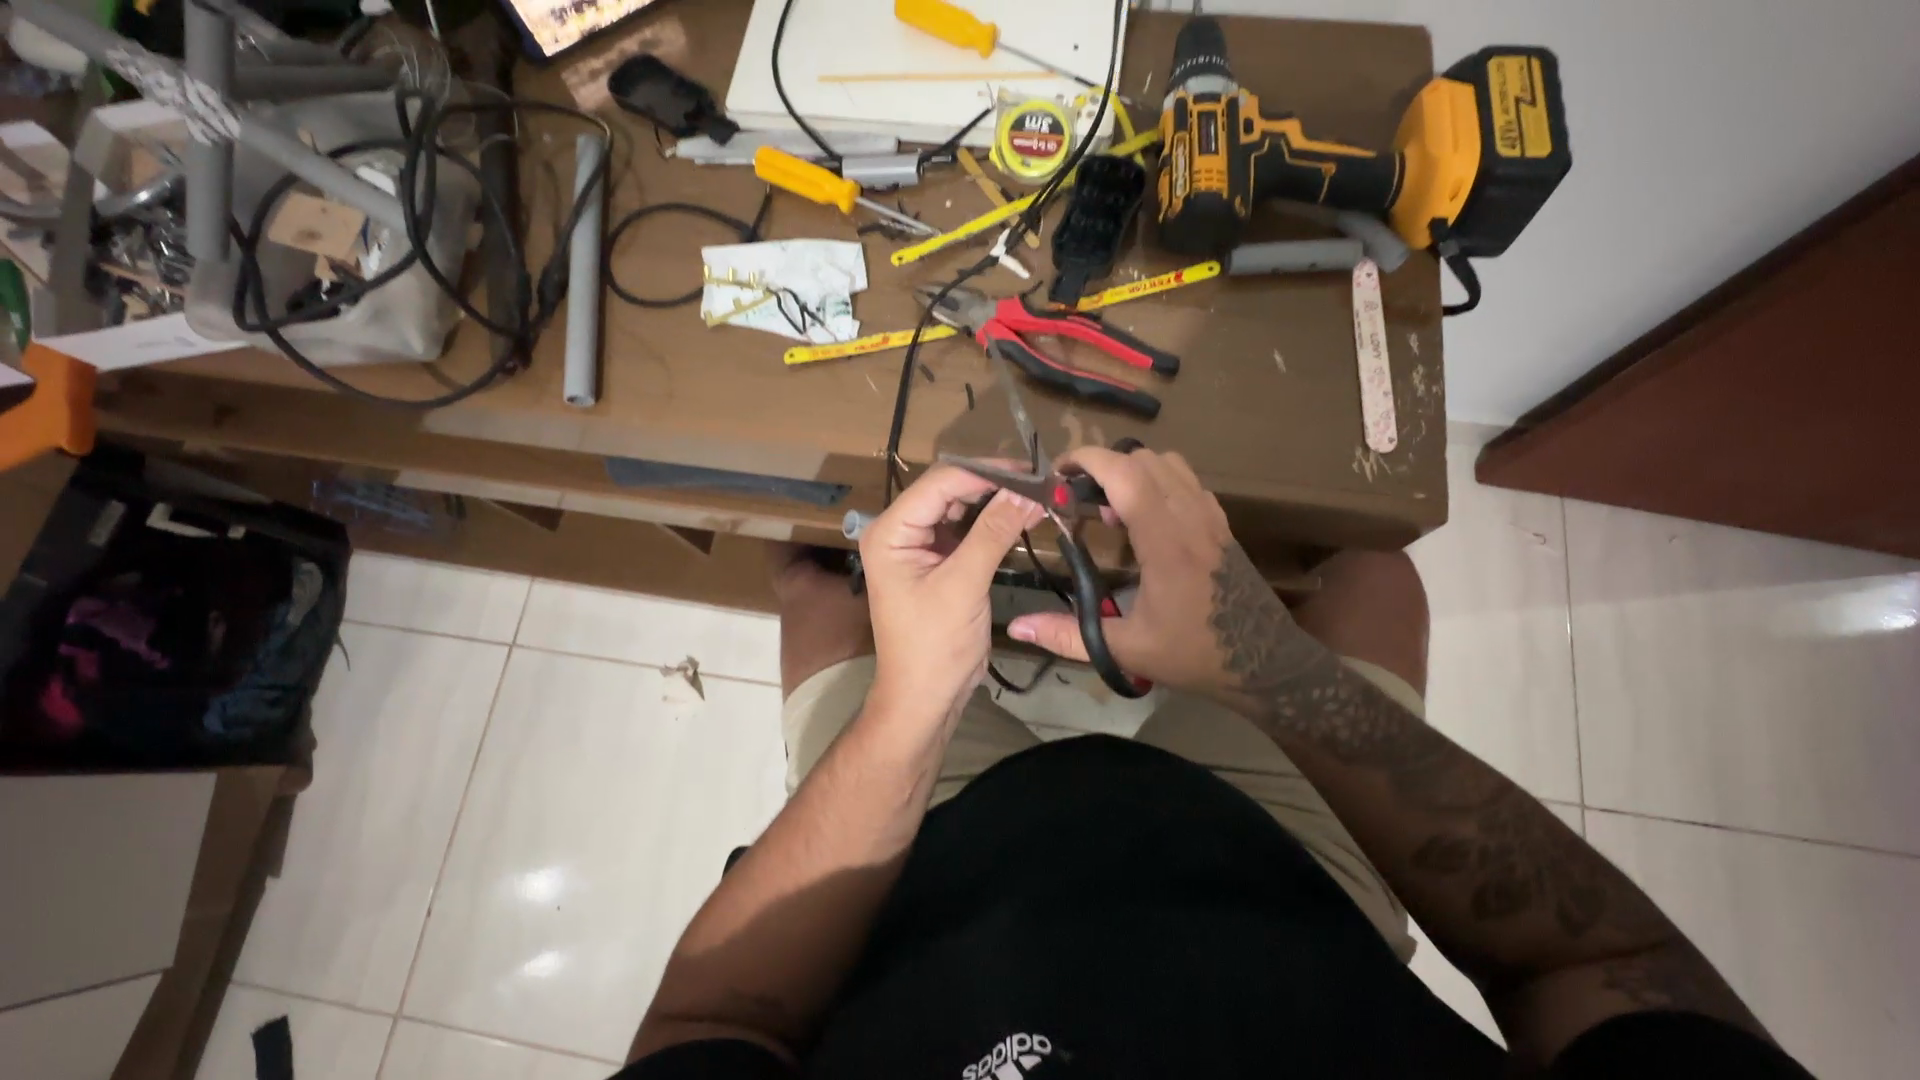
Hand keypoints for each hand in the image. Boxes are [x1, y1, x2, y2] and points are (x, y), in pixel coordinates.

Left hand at [860, 464, 1044, 722]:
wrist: (925, 698)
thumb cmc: (934, 645)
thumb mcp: (964, 585)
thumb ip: (994, 532)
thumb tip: (1029, 491)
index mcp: (891, 531)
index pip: (940, 483)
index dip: (986, 472)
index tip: (1032, 471)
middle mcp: (900, 530)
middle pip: (949, 489)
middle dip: (993, 483)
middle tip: (1041, 481)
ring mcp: (918, 545)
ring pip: (961, 506)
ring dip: (996, 501)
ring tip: (1038, 494)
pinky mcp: (938, 561)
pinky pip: (967, 529)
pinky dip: (993, 522)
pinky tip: (1022, 516)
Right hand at [1006, 447, 1300, 700]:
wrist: (1266, 663)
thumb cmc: (1195, 655)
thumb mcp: (1127, 650)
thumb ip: (1069, 636)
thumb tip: (1018, 627)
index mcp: (1165, 541)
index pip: (1126, 473)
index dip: (1088, 460)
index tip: (1059, 472)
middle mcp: (1190, 517)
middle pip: (1144, 460)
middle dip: (1105, 466)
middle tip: (1080, 499)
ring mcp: (1211, 517)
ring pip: (1170, 464)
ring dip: (1134, 472)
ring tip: (1112, 509)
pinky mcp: (1222, 525)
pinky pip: (1187, 482)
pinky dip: (1159, 484)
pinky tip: (1145, 520)